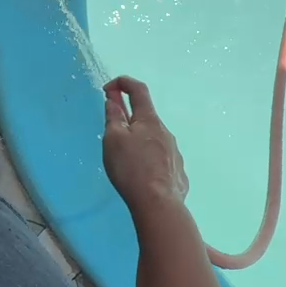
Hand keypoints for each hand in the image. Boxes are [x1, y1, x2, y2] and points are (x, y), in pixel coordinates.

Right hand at [102, 76, 188, 213]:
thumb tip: (113, 99)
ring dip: (139, 141)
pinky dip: (149, 159)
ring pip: (154, 139)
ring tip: (126, 160)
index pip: (138, 90)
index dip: (122, 82)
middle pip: (146, 117)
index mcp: (149, 120)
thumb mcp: (113, 138)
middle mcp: (165, 132)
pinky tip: (142, 176)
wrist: (158, 203)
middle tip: (112, 130)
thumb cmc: (130, 167)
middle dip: (128, 117)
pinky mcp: (177, 172)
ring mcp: (174, 152)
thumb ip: (113, 117)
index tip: (107, 88)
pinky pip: (160, 159)